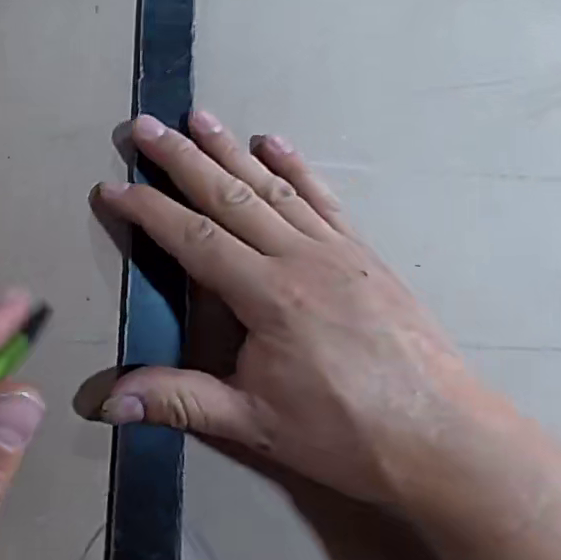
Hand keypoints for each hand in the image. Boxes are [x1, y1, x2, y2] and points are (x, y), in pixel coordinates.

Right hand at [88, 111, 515, 514]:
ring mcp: (337, 251)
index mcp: (269, 296)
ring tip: (197, 117)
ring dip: (229, 149)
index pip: (193, 237)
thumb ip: (178, 401)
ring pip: (271, 187)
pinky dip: (295, 166)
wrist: (452, 443)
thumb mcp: (254, 423)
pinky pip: (322, 199)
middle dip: (180, 158)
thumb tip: (108, 404)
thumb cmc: (347, 434)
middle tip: (143, 126)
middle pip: (228, 195)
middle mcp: (300, 258)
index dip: (147, 210)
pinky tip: (273, 142)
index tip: (111, 187)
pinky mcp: (364, 254)